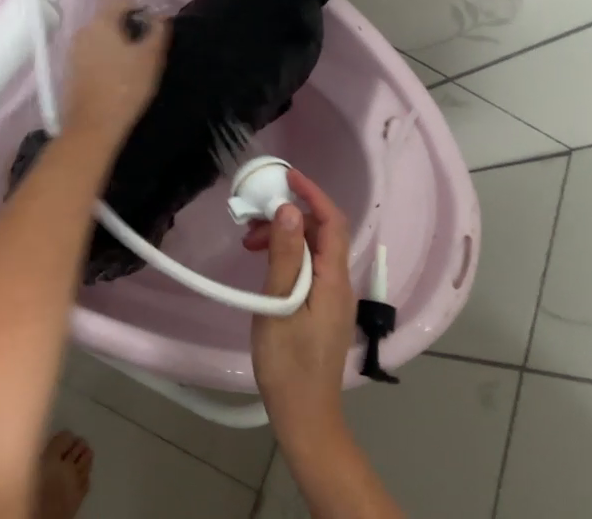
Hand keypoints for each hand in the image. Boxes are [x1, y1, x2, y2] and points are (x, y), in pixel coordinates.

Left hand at [60, 0, 168, 140]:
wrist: (92, 126)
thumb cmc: (125, 88)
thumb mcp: (150, 58)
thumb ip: (158, 31)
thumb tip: (160, 16)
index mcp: (100, 22)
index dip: (139, 4)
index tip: (154, 22)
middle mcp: (83, 30)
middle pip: (108, 16)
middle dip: (129, 24)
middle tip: (148, 43)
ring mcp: (73, 50)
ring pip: (100, 35)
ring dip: (117, 41)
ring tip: (135, 61)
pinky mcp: (71, 69)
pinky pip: (92, 51)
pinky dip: (106, 55)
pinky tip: (118, 74)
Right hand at [245, 169, 354, 432]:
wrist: (304, 415)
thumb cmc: (288, 362)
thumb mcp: (278, 304)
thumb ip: (285, 256)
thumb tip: (289, 209)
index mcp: (334, 280)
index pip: (331, 222)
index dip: (312, 194)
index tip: (286, 176)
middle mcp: (340, 284)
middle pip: (322, 233)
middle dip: (289, 216)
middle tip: (252, 223)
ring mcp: (333, 299)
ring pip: (313, 251)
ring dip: (285, 238)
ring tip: (251, 246)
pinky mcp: (322, 311)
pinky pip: (309, 269)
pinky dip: (287, 257)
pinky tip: (264, 267)